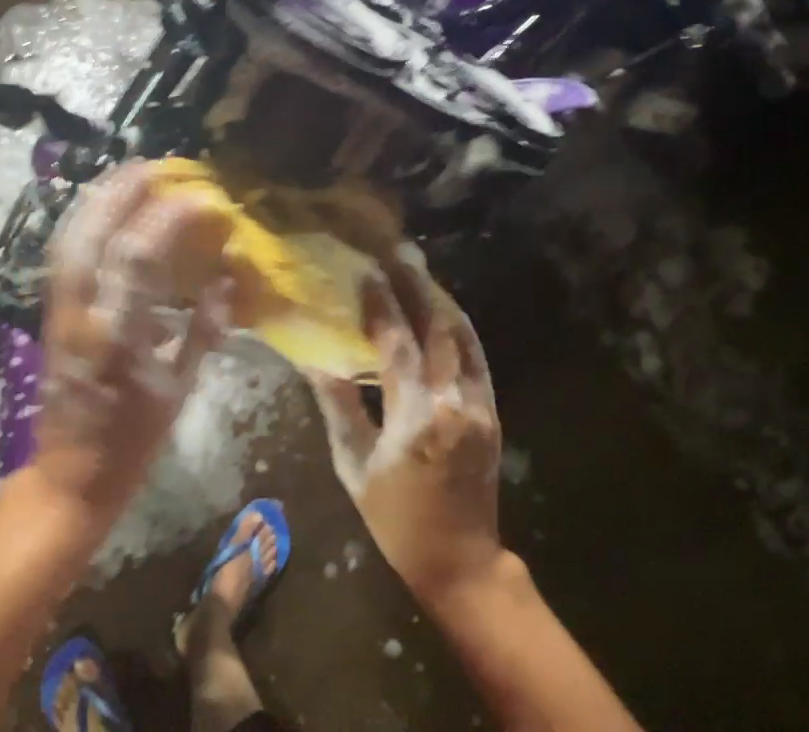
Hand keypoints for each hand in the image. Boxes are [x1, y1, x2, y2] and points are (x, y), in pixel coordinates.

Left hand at [36, 162, 236, 517]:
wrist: (70, 476)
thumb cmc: (133, 441)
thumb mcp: (180, 390)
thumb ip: (204, 329)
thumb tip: (227, 276)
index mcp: (118, 338)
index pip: (139, 259)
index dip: (171, 220)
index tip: (205, 199)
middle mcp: (81, 314)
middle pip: (94, 235)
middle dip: (126, 191)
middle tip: (162, 166)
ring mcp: (59, 311)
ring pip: (71, 238)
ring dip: (101, 199)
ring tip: (133, 174)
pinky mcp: (50, 313)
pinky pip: (64, 255)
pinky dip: (85, 223)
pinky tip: (106, 209)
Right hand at [309, 254, 505, 606]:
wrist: (460, 558)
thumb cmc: (394, 519)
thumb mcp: (354, 466)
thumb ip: (339, 407)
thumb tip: (316, 362)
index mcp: (415, 418)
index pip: (397, 346)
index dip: (381, 306)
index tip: (366, 272)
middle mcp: (454, 403)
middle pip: (438, 329)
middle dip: (418, 285)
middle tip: (401, 251)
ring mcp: (480, 406)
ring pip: (465, 338)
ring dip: (442, 301)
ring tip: (420, 272)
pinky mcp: (492, 413)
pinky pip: (477, 359)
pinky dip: (460, 330)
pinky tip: (444, 312)